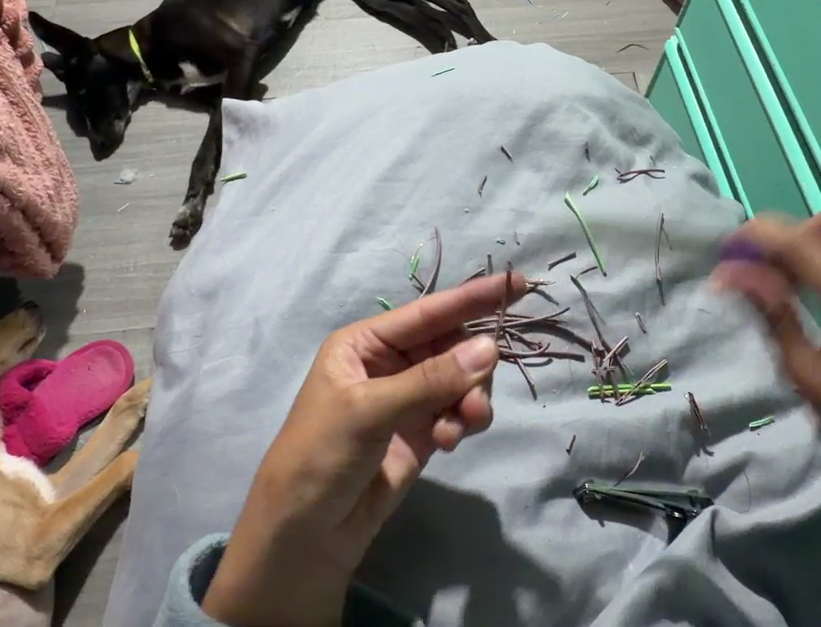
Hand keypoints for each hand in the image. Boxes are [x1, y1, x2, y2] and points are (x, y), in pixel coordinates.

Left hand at [201, 273, 522, 626]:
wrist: (303, 536)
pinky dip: (462, 424)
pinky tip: (449, 442)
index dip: (472, 297)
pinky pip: (457, 415)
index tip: (517, 284)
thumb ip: (431, 380)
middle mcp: (389, 364)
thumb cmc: (321, 455)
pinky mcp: (421, 435)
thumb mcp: (369, 410)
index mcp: (365, 343)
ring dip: (470, 399)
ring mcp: (406, 400)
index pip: (428, 312)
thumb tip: (489, 347)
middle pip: (451, 346)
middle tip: (477, 393)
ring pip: (460, 382)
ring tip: (467, 424)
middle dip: (472, 365)